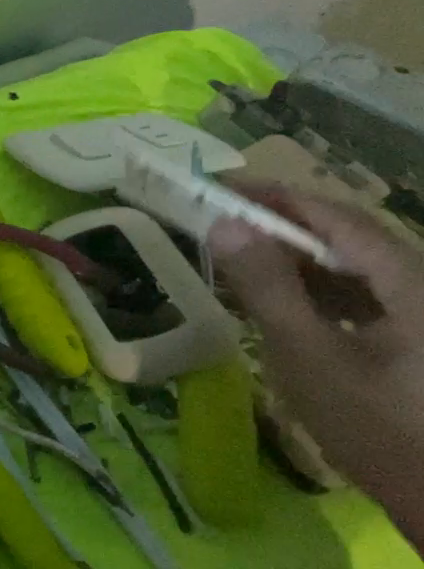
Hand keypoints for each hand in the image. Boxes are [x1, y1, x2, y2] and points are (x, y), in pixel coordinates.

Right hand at [211, 188, 423, 540]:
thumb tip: (225, 224)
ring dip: (296, 256)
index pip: (339, 218)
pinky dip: (319, 286)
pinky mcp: (422, 342)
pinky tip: (282, 300)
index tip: (215, 189)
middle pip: (352, 238)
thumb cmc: (378, 428)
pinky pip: (369, 295)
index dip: (277, 197)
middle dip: (281, 224)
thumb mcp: (309, 356)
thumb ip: (267, 286)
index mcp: (415, 287)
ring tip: (237, 258)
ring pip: (358, 266)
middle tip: (215, 221)